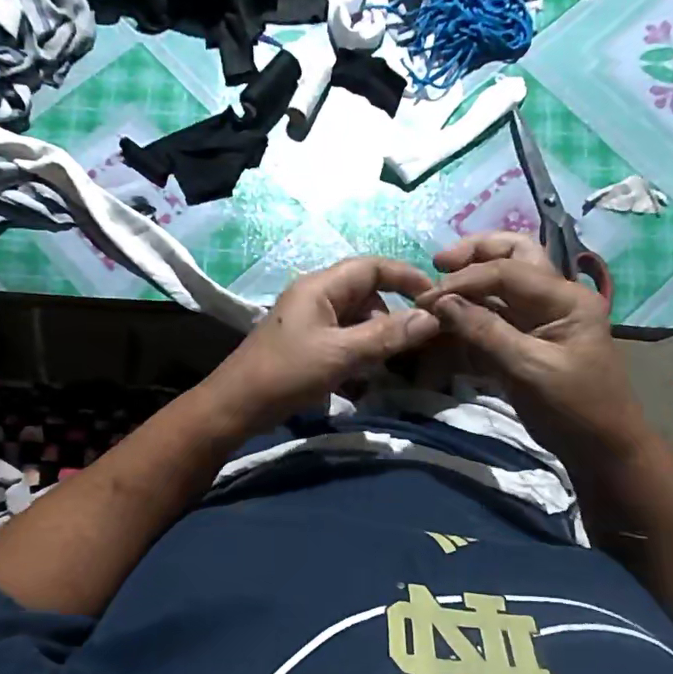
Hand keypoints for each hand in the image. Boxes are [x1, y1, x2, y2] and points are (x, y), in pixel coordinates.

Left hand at [202, 256, 441, 433]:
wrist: (237, 406)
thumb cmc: (287, 373)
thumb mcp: (341, 354)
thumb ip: (386, 335)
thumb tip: (431, 317)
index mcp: (321, 287)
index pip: (372, 266)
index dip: (406, 276)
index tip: (435, 296)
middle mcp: (316, 297)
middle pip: (368, 294)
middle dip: (394, 315)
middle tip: (418, 340)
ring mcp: (311, 322)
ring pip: (358, 320)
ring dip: (379, 339)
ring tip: (395, 364)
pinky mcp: (309, 345)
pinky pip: (346, 341)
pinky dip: (361, 354)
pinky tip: (369, 379)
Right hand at [416, 233, 651, 466]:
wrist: (601, 450)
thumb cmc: (574, 409)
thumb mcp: (528, 370)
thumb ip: (485, 332)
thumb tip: (440, 302)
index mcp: (565, 298)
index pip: (508, 270)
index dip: (464, 279)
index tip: (427, 298)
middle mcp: (554, 298)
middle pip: (514, 255)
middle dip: (475, 253)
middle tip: (438, 263)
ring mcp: (541, 319)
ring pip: (503, 283)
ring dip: (471, 281)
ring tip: (438, 288)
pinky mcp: (527, 342)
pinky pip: (495, 316)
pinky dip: (471, 314)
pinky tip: (447, 320)